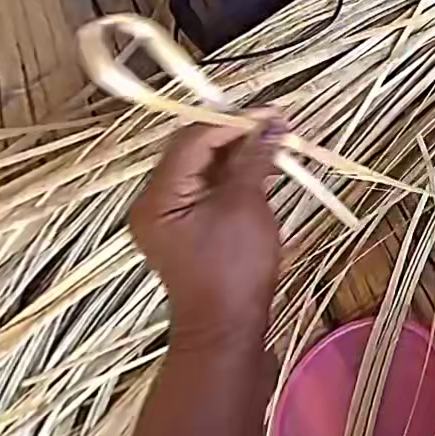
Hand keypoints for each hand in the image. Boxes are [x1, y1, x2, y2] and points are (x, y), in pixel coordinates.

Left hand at [130, 113, 285, 349]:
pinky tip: (267, 164)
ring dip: (241, 150)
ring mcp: (171, 211)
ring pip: (205, 164)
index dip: (231, 122)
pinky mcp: (189, 222)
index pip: (192, 141)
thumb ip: (254, 160)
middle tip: (277, 123)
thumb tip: (272, 124)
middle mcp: (156, 199)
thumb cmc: (235, 264)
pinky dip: (238, 170)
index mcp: (159, 196)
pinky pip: (211, 183)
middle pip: (194, 149)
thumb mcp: (246, 205)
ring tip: (278, 140)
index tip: (272, 114)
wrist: (227, 321)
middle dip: (236, 132)